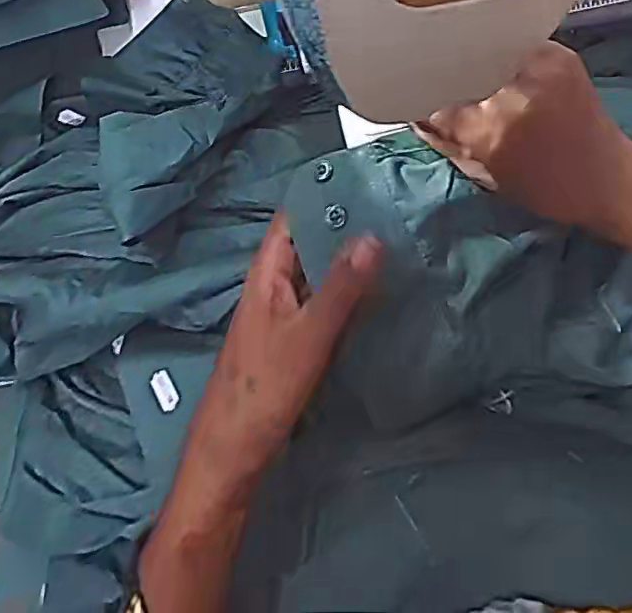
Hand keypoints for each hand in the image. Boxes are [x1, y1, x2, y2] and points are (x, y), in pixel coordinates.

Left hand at [174, 214, 382, 508]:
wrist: (236, 451)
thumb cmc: (264, 387)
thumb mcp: (308, 334)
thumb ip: (341, 287)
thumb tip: (372, 235)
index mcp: (267, 271)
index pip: (294, 216)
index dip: (324, 196)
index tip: (366, 180)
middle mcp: (275, 284)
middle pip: (311, 242)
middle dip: (346, 227)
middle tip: (393, 211)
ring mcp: (286, 312)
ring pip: (321, 273)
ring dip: (350, 261)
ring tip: (395, 244)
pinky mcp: (298, 338)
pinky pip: (327, 303)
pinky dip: (350, 293)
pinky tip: (380, 293)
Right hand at [417, 41, 631, 246]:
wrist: (612, 179)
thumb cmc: (547, 190)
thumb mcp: (486, 175)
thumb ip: (446, 141)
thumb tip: (415, 114)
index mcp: (492, 129)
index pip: (436, 103)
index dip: (422, 101)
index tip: (414, 98)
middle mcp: (514, 91)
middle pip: (458, 68)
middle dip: (445, 76)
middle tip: (436, 82)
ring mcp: (540, 66)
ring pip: (485, 51)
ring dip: (473, 62)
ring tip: (467, 71)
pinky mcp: (558, 54)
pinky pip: (513, 46)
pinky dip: (501, 56)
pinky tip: (497, 66)